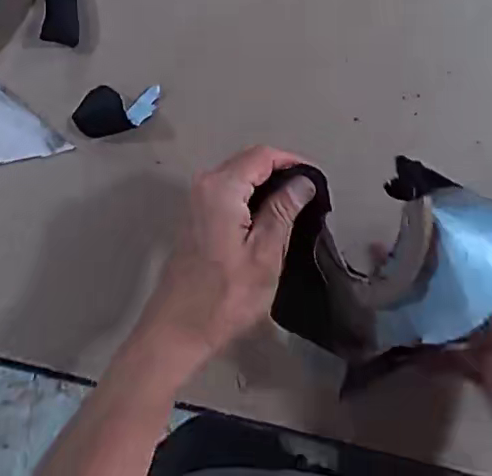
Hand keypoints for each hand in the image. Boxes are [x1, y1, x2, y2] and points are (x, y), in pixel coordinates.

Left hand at [132, 145, 317, 368]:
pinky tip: (269, 215)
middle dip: (282, 170)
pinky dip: (252, 194)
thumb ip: (284, 211)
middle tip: (310, 192)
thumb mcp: (264, 255)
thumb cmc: (224, 298)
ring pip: (240, 174)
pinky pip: (229, 189)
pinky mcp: (195, 217)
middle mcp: (204, 185)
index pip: (264, 155)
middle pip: (250, 160)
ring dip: (267, 182)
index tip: (317, 179)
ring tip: (296, 203)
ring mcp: (196, 200)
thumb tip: (303, 181)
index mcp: (221, 189)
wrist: (174, 337)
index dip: (293, 161)